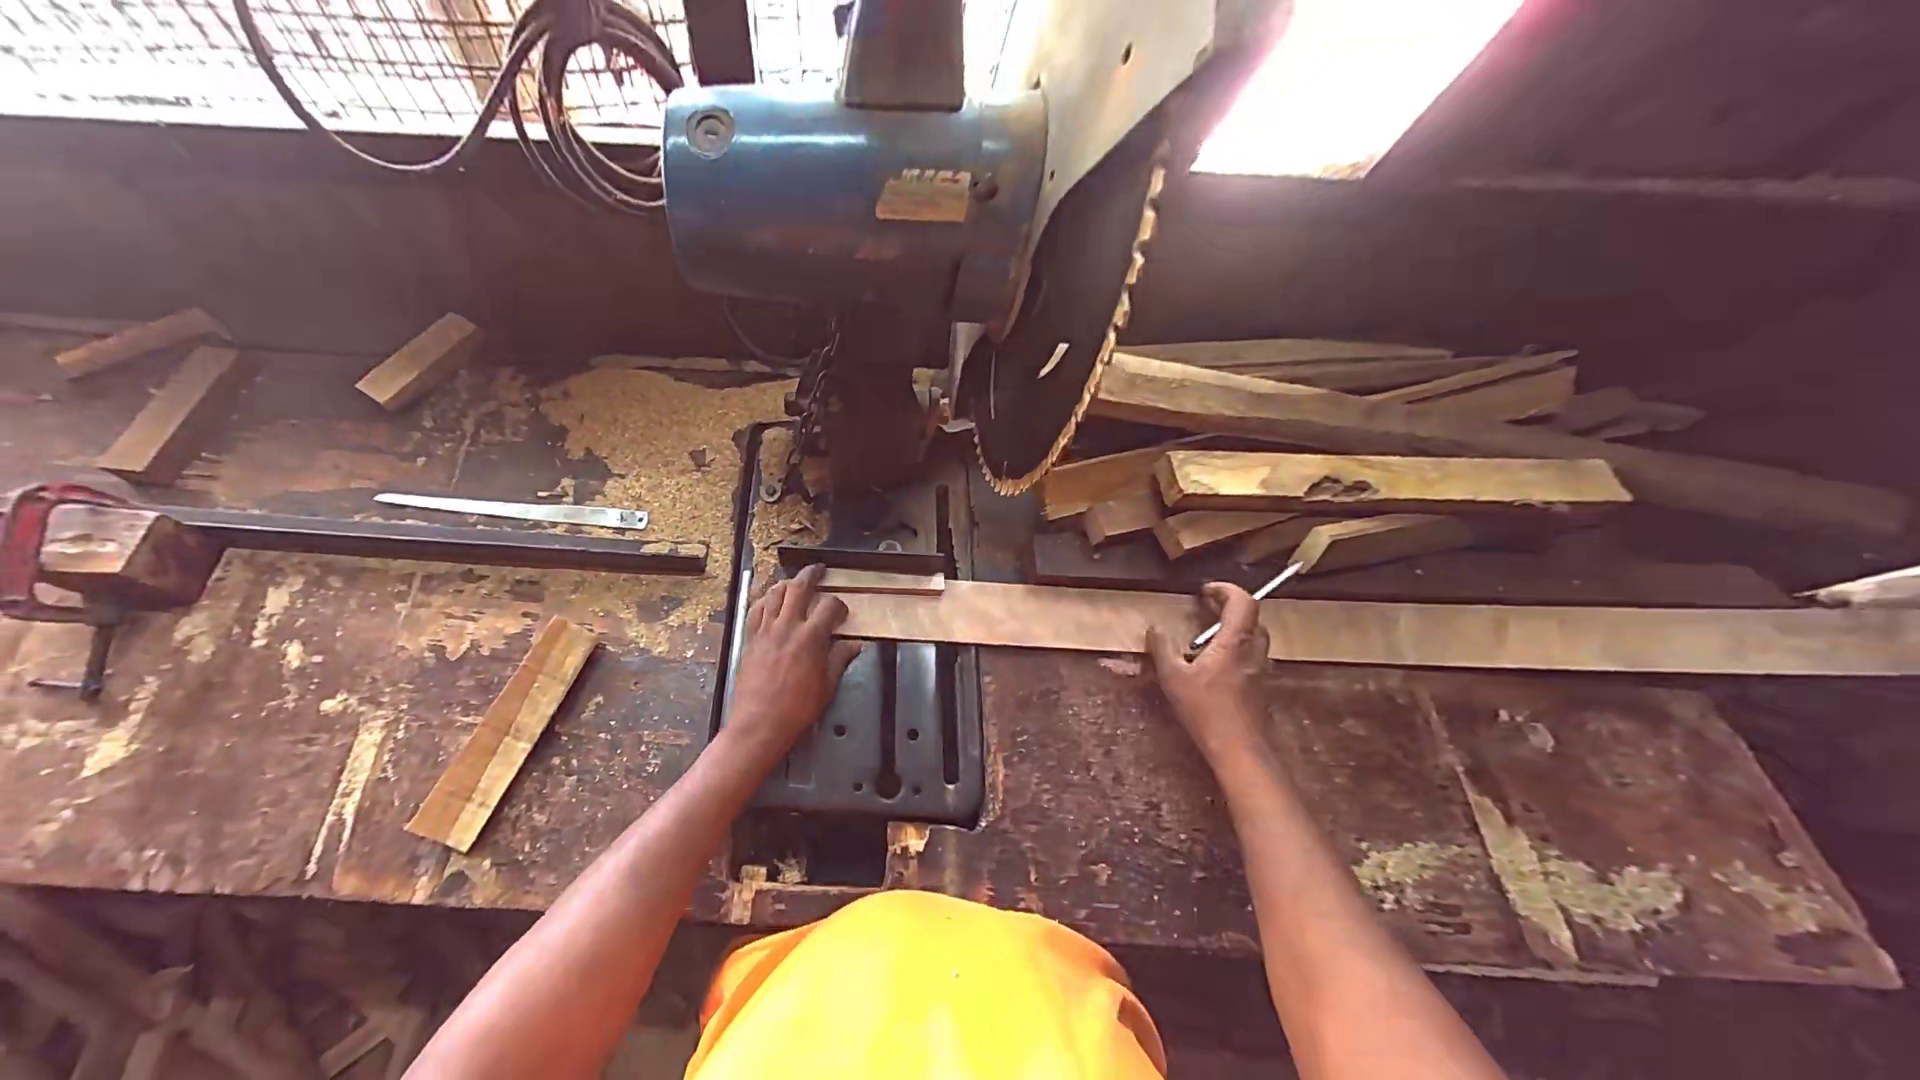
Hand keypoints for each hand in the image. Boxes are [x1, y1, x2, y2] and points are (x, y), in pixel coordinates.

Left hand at [723, 564, 862, 763]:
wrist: (760, 724)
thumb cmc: (796, 709)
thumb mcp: (827, 686)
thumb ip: (840, 659)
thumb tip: (852, 646)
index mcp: (810, 638)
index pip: (829, 606)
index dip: (839, 605)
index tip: (842, 613)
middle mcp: (787, 628)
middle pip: (799, 588)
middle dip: (811, 575)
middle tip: (818, 570)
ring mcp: (765, 632)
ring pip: (774, 594)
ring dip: (787, 584)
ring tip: (794, 582)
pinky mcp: (751, 640)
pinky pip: (756, 611)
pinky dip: (765, 600)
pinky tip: (770, 601)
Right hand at [1146, 582, 1271, 763]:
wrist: (1239, 749)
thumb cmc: (1206, 710)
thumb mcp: (1173, 678)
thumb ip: (1162, 649)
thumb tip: (1155, 629)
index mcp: (1235, 642)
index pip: (1243, 601)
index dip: (1226, 589)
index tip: (1205, 591)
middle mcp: (1253, 650)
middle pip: (1251, 616)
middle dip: (1230, 606)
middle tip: (1207, 607)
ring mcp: (1260, 668)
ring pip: (1254, 636)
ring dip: (1235, 626)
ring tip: (1209, 633)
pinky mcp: (1259, 685)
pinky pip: (1251, 654)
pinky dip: (1236, 646)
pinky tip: (1215, 662)